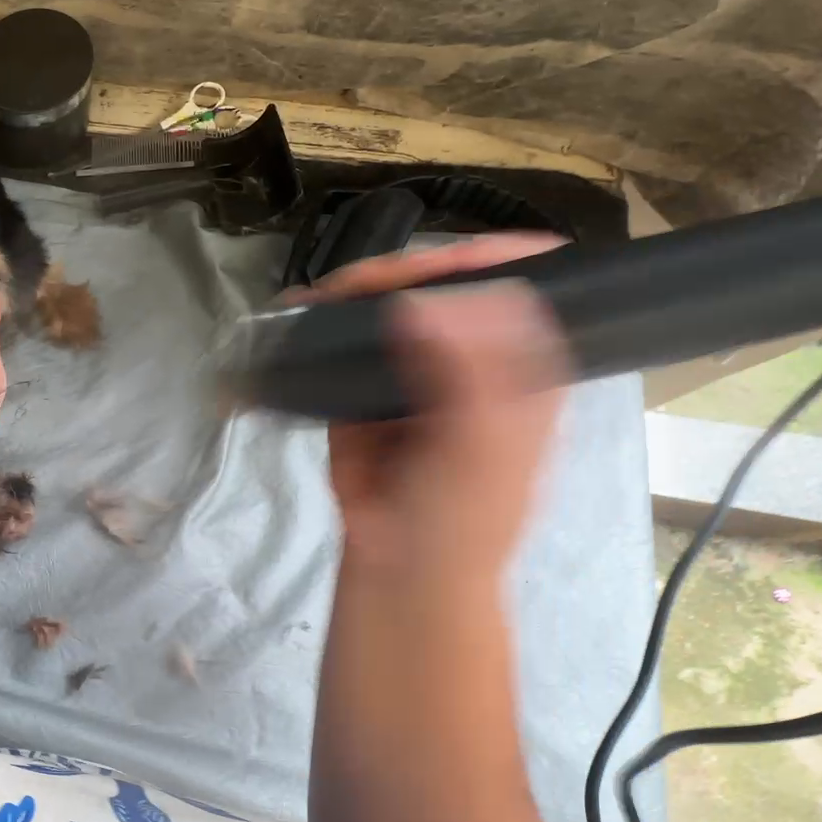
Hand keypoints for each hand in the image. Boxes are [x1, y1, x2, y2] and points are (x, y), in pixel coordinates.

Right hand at [313, 235, 569, 581]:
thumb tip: (426, 299)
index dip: (492, 259)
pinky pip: (341, 346)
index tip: (446, 257)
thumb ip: (469, 371)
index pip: (519, 287)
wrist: (399, 565)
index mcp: (521, 364)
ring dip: (355, 293)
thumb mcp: (486, 444)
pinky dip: (318, 325)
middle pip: (441, 288)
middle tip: (362, 283)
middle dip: (404, 273)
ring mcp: (409, 371)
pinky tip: (300, 312)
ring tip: (324, 293)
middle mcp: (466, 357)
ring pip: (386, 310)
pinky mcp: (357, 389)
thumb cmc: (466, 514)